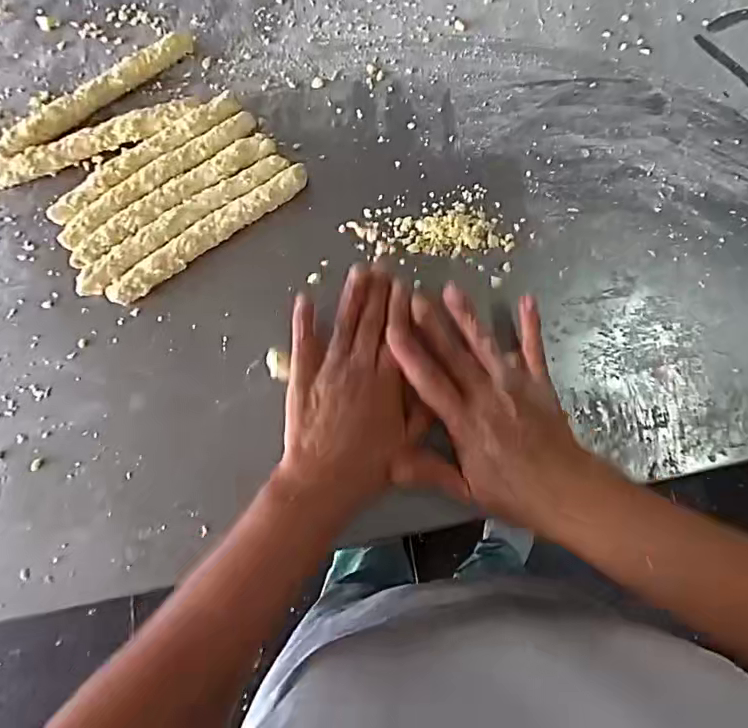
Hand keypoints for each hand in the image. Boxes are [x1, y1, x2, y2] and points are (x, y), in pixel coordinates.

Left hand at [274, 265, 424, 518]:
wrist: (321, 479)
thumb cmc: (368, 467)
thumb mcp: (408, 448)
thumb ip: (426, 416)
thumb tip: (444, 390)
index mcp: (387, 381)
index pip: (396, 336)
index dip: (400, 309)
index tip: (404, 286)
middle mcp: (359, 366)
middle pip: (371, 322)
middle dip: (379, 293)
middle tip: (383, 266)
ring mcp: (329, 367)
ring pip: (344, 324)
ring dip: (351, 297)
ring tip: (358, 272)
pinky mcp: (304, 374)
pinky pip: (304, 341)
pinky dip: (303, 320)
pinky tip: (304, 298)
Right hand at [385, 281, 613, 535]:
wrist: (569, 493)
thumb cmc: (515, 494)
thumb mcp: (468, 490)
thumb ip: (430, 471)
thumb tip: (391, 461)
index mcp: (466, 423)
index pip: (431, 383)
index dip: (409, 356)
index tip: (392, 330)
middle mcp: (487, 397)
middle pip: (454, 356)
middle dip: (432, 324)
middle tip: (414, 297)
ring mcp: (514, 385)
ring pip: (485, 346)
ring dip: (467, 317)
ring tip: (451, 289)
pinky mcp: (538, 382)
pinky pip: (532, 350)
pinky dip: (530, 325)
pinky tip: (526, 300)